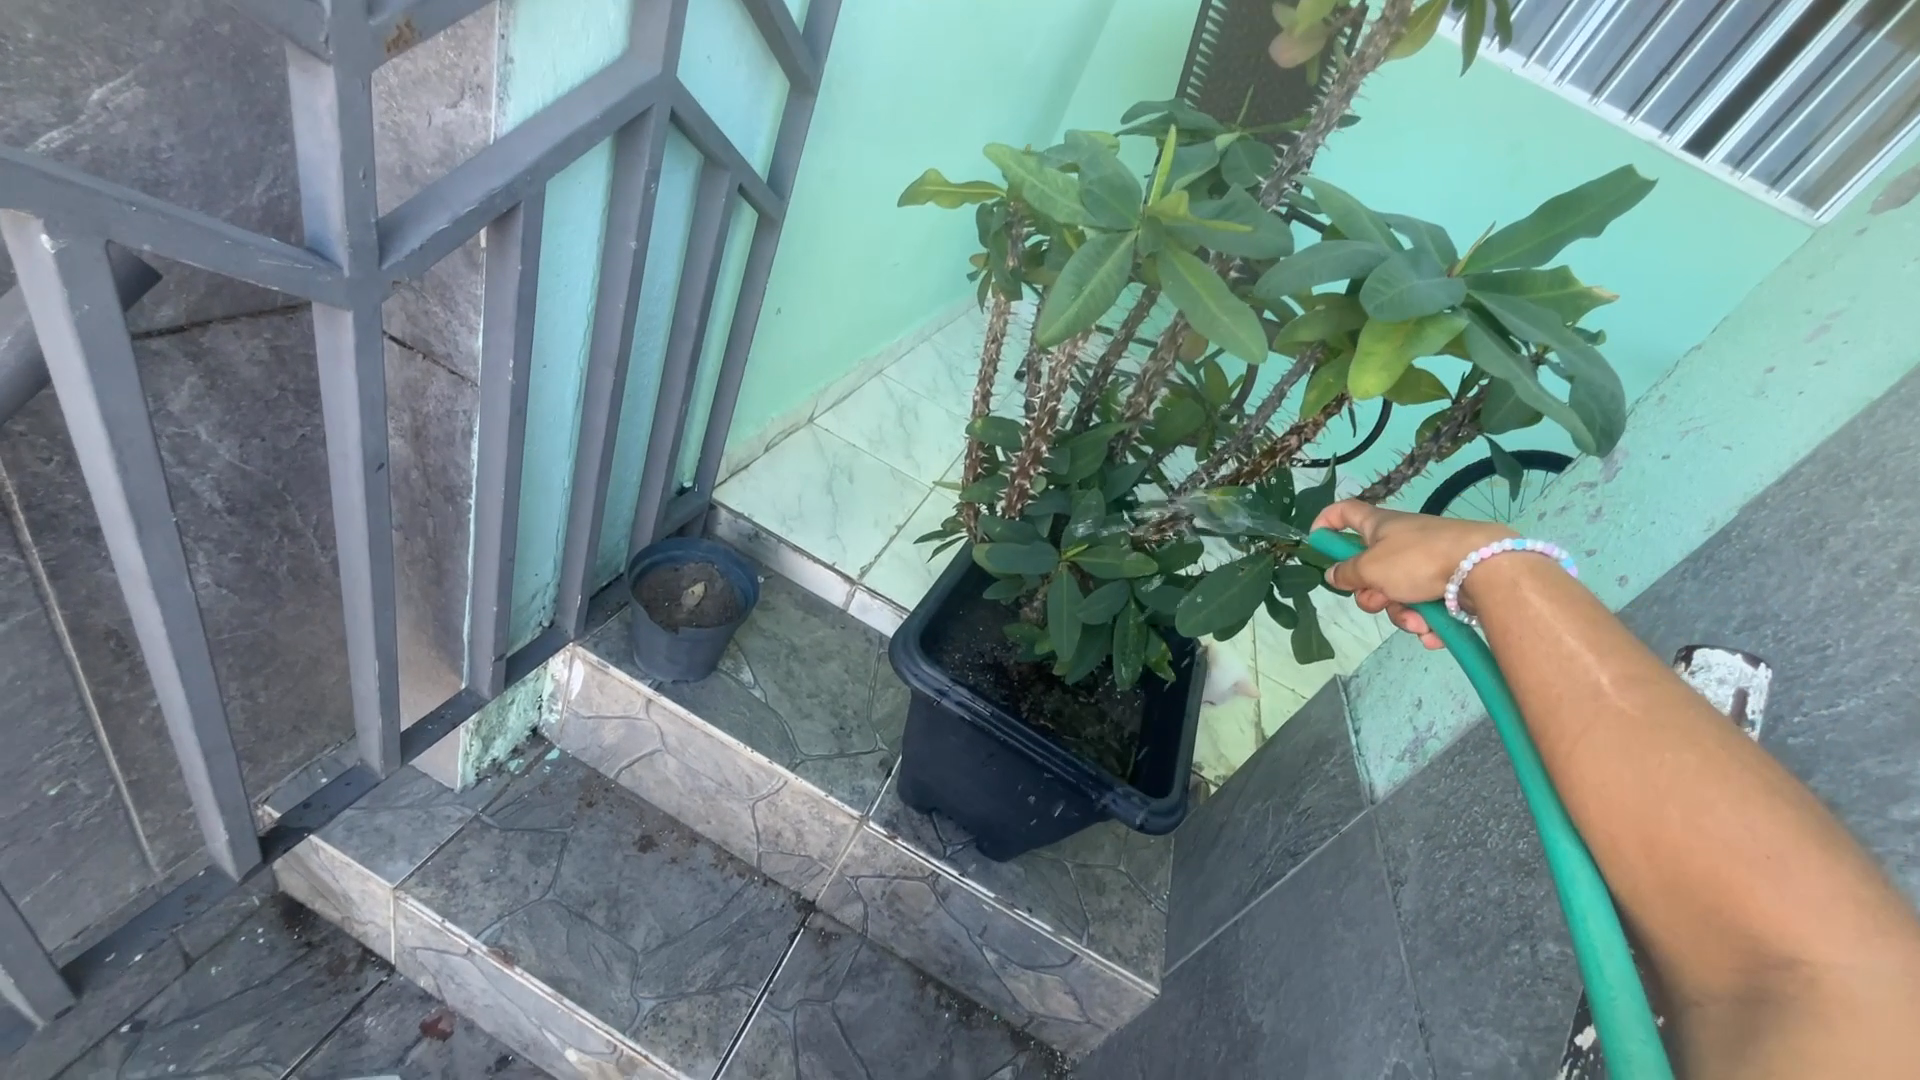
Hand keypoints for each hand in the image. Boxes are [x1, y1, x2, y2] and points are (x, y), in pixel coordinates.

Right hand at [1308, 500, 1514, 649]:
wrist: (1486, 568)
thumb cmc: (1418, 559)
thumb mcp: (1370, 567)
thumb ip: (1347, 573)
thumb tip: (1333, 575)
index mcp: (1379, 526)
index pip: (1344, 512)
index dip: (1326, 522)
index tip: (1316, 541)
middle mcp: (1402, 541)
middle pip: (1370, 569)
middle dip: (1369, 593)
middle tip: (1377, 601)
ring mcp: (1427, 562)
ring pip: (1398, 593)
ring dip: (1402, 614)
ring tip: (1418, 622)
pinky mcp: (1451, 583)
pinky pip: (1426, 606)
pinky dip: (1427, 622)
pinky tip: (1434, 633)